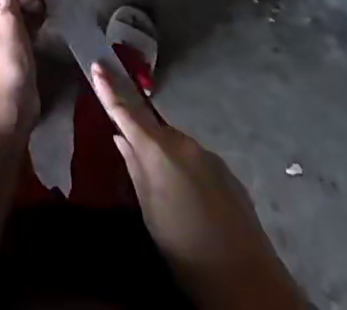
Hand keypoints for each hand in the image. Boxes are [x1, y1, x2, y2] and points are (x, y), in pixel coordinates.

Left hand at [0, 0, 44, 135]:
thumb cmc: (8, 58)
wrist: (12, 103)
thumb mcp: (10, 21)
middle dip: (24, 3)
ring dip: (30, 16)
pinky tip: (46, 24)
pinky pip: (20, 36)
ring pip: (14, 23)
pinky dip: (31, 30)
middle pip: (5, 9)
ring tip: (48, 10)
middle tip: (44, 1)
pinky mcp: (11, 58)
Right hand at [91, 63, 305, 309]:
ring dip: (164, 156)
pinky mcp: (228, 174)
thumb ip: (134, 168)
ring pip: (175, 146)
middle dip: (140, 134)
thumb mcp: (148, 210)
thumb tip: (121, 138)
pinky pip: (195, 161)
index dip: (110, 89)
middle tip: (129, 155)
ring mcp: (210, 158)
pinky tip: (187, 199)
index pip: (128, 112)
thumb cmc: (184, 249)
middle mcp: (186, 145)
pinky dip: (184, 170)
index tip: (99, 64)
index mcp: (159, 151)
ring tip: (162, 190)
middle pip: (154, 129)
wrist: (248, 282)